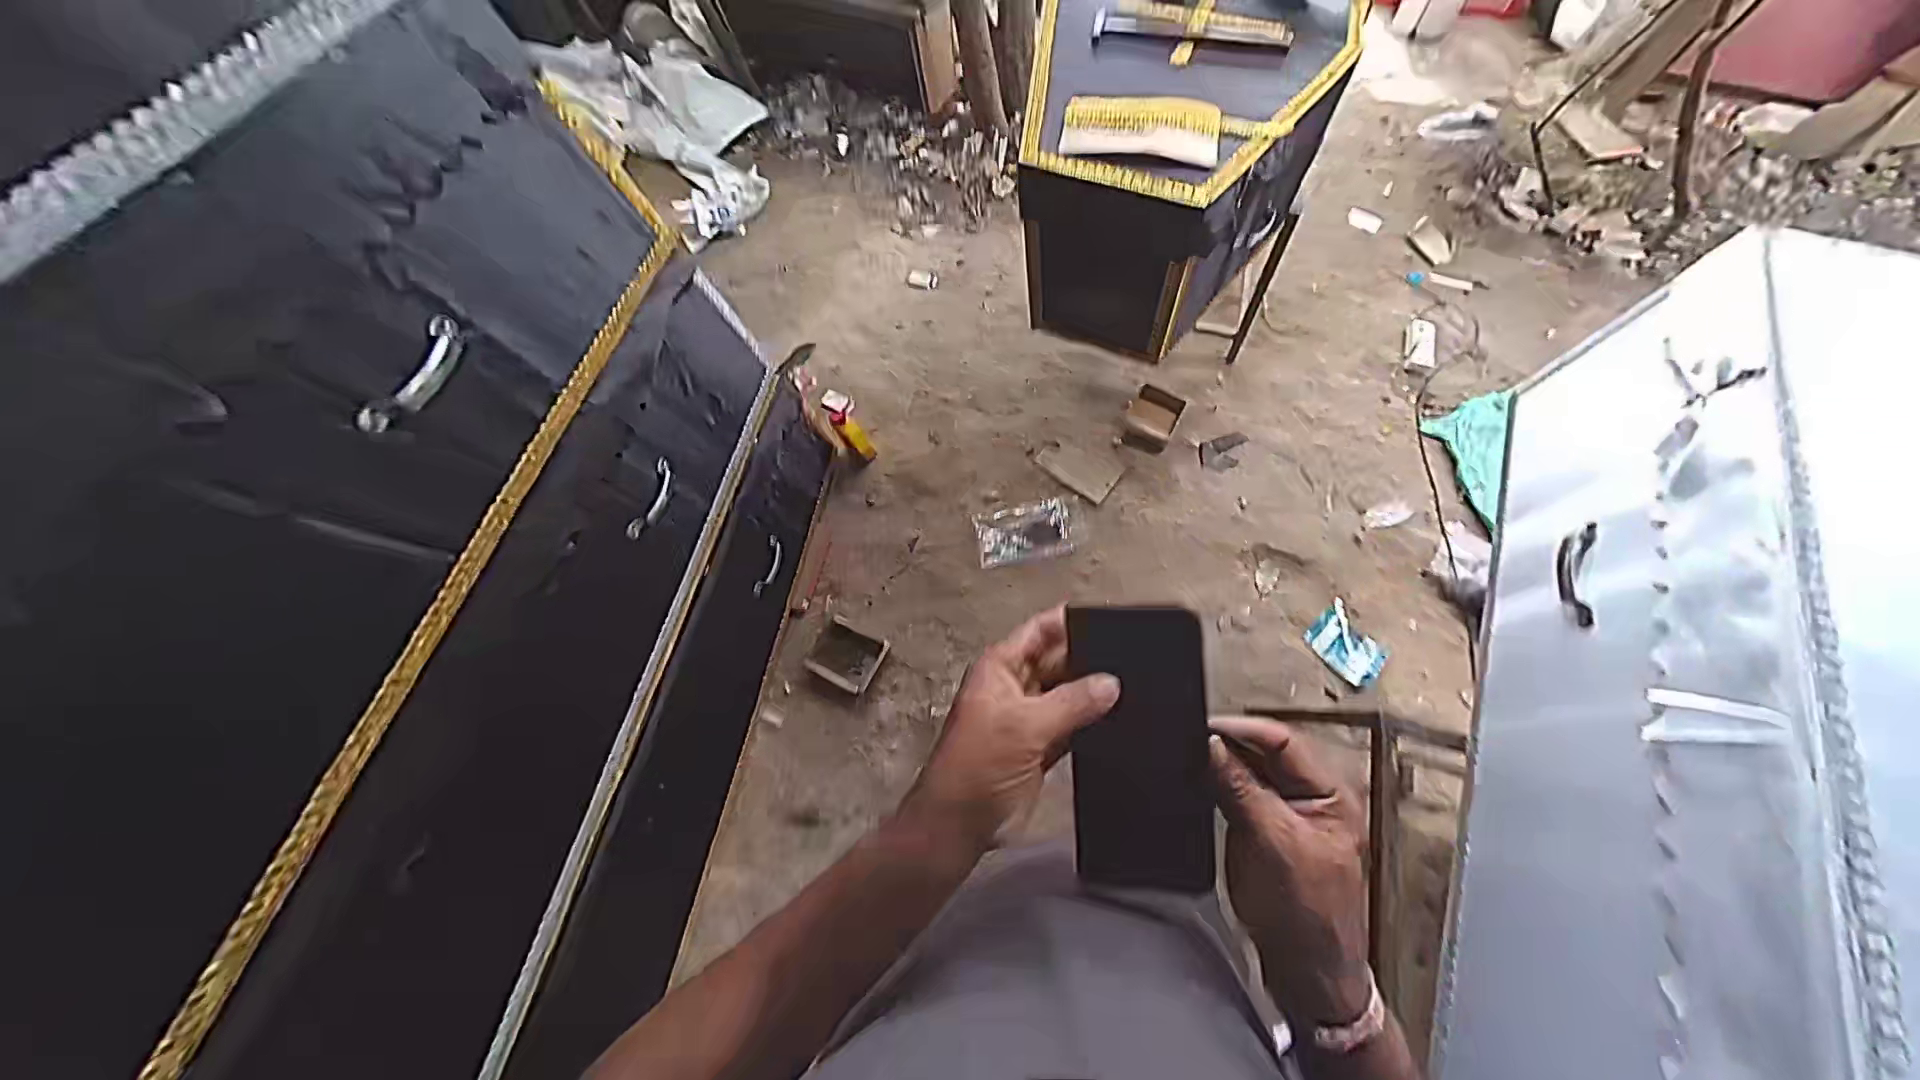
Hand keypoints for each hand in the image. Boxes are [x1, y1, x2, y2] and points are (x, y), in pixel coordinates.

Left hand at [898, 607, 1119, 858]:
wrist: (960, 823)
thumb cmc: (980, 764)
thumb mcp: (1025, 725)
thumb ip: (1071, 702)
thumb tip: (1112, 682)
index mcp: (1001, 667)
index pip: (1039, 631)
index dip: (1069, 622)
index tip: (1110, 618)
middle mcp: (1016, 686)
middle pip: (1058, 660)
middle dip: (1089, 657)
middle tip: (1135, 655)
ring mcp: (1030, 717)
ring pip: (1068, 693)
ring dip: (1093, 692)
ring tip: (1137, 683)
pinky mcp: (1043, 746)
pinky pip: (1073, 724)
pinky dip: (1091, 721)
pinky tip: (1120, 717)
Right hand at [1207, 714, 1371, 1025]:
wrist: (1302, 968)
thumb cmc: (1308, 917)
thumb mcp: (1271, 842)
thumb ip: (1239, 787)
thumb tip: (1210, 743)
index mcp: (1332, 794)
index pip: (1283, 740)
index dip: (1243, 729)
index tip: (1206, 726)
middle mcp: (1310, 795)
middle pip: (1263, 749)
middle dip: (1229, 742)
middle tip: (1193, 738)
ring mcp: (1284, 809)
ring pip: (1247, 766)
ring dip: (1221, 760)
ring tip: (1193, 756)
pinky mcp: (1261, 822)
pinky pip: (1236, 787)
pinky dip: (1217, 780)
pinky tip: (1200, 779)